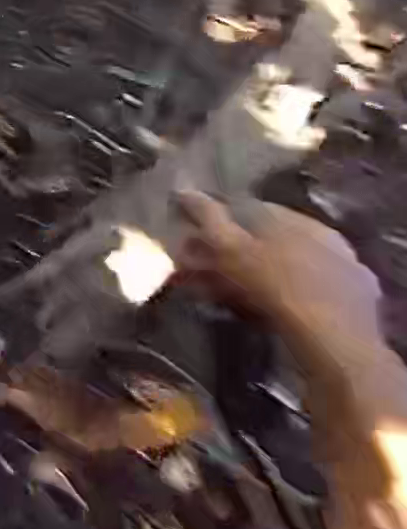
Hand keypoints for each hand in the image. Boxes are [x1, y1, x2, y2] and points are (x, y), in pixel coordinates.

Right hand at [179, 189, 384, 356]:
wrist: (330, 338)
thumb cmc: (270, 281)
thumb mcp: (225, 242)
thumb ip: (205, 213)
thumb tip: (185, 190)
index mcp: (301, 223)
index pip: (247, 207)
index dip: (212, 216)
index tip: (186, 228)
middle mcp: (326, 243)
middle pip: (259, 239)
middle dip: (218, 248)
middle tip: (188, 261)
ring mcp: (339, 274)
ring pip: (272, 265)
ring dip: (232, 271)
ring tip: (201, 284)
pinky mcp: (343, 303)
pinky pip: (291, 287)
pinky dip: (261, 289)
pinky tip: (237, 300)